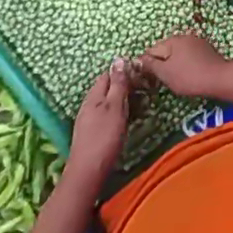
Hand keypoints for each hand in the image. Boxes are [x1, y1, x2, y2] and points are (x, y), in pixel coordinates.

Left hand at [64, 59, 131, 183]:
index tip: (141, 76)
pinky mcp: (91, 133)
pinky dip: (118, 114)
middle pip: (107, 88)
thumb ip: (117, 84)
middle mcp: (88, 104)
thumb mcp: (114, 107)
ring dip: (122, 101)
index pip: (108, 74)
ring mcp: (88, 119)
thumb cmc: (104, 137)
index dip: (123, 72)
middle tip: (144, 91)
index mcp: (94, 95)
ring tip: (139, 106)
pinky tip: (126, 121)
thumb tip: (118, 59)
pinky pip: (106, 115)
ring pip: (107, 102)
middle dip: (124, 87)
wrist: (88, 172)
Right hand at [137, 34, 228, 97]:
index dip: (147, 64)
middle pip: (166, 50)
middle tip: (162, 80)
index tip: (148, 77)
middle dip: (162, 64)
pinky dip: (187, 65)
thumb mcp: (165, 73)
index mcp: (172, 40)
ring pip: (178, 54)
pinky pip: (190, 56)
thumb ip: (151, 65)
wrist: (219, 79)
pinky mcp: (207, 51)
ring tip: (177, 79)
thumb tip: (139, 59)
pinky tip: (190, 76)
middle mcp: (184, 37)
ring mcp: (197, 42)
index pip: (152, 50)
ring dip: (175, 64)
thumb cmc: (189, 76)